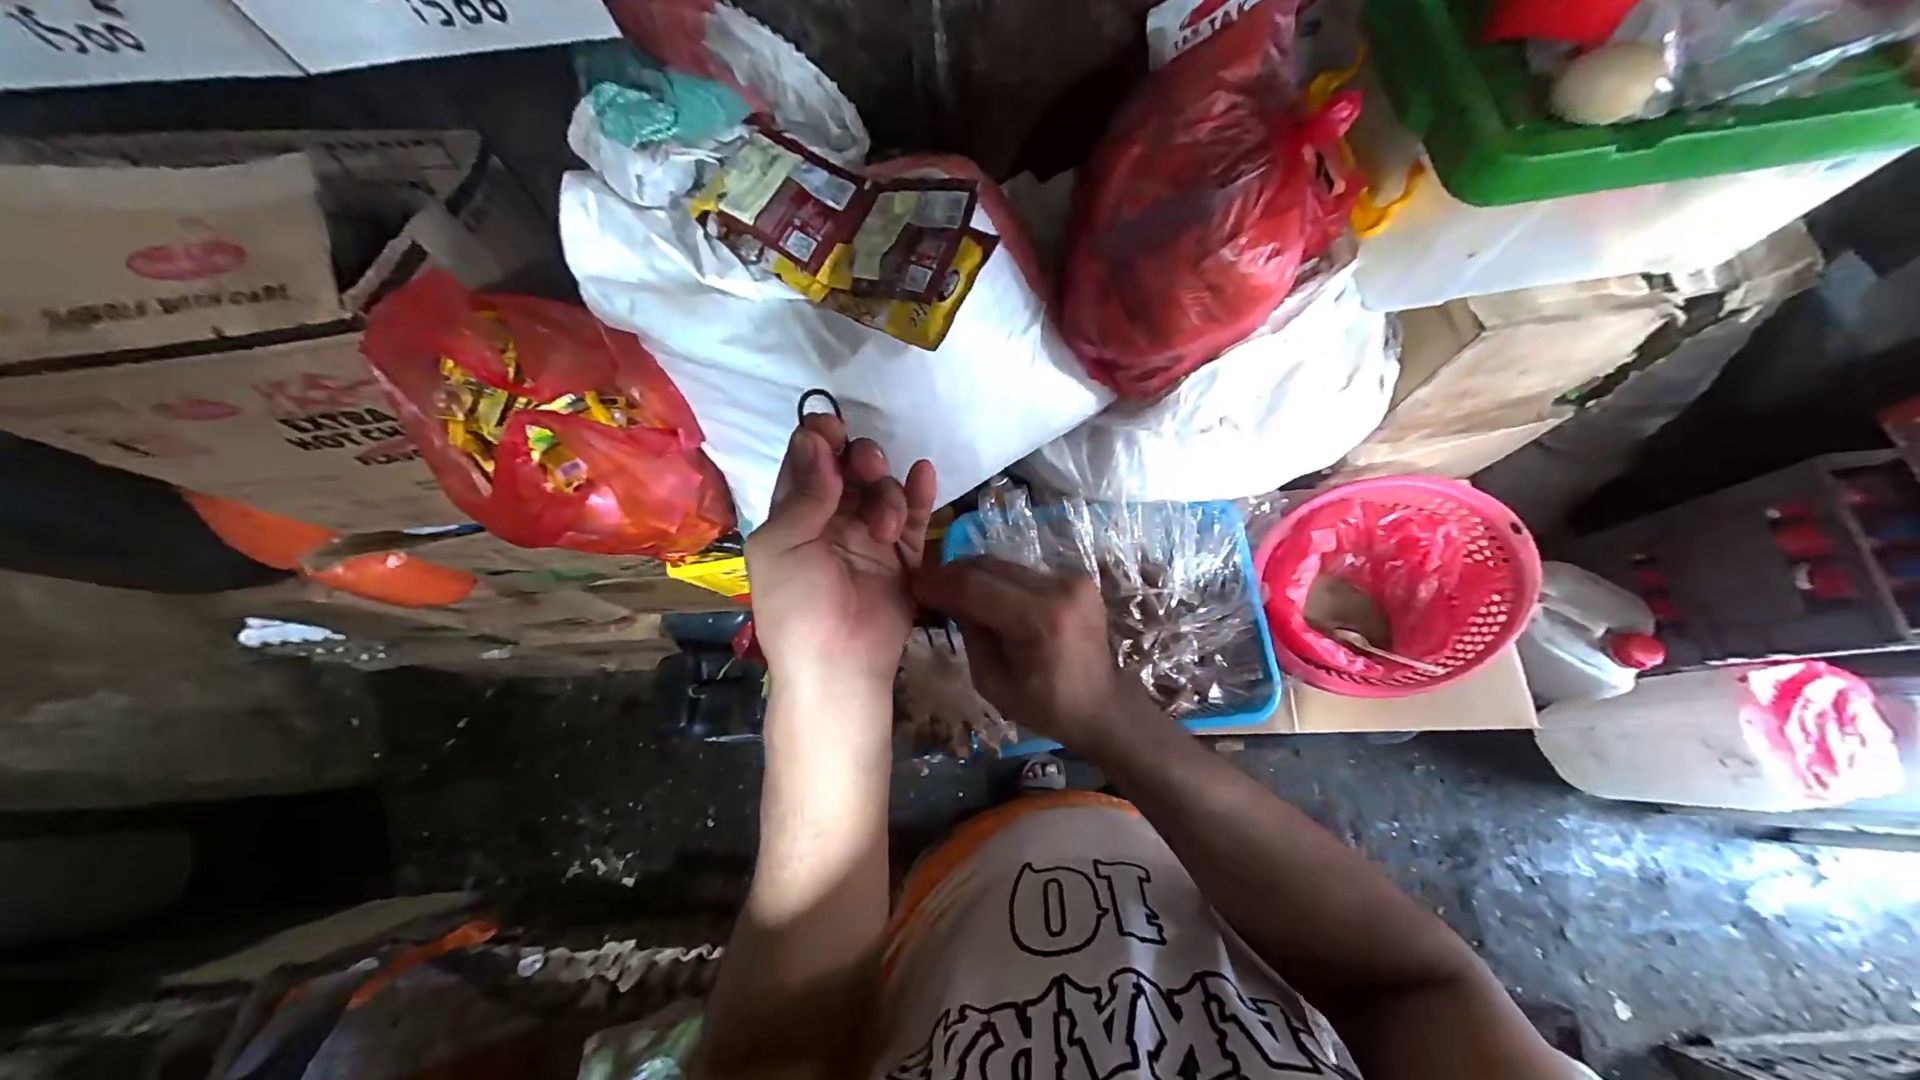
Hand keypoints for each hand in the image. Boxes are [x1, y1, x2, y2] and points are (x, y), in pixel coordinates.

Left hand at [745, 413, 935, 692]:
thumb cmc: (798, 606)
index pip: (806, 462)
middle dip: (859, 459)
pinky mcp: (904, 553)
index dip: (818, 439)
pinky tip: (924, 474)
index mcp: (793, 514)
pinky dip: (919, 492)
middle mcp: (832, 517)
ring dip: (887, 491)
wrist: (839, 663)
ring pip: (882, 487)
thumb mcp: (782, 547)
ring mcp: (870, 534)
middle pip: (849, 467)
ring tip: (885, 527)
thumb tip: (815, 438)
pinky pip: (914, 514)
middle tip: (865, 469)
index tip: (833, 428)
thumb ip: (804, 494)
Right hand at [911, 557, 1164, 752]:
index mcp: (1040, 620)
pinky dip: (999, 581)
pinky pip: (1024, 573)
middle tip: (927, 585)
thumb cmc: (1046, 706)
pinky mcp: (1076, 578)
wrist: (1103, 705)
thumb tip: (948, 598)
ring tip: (953, 591)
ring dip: (975, 575)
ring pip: (1005, 565)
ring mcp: (1072, 579)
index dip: (938, 582)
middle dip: (953, 574)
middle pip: (989, 567)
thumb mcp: (992, 681)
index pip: (975, 587)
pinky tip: (986, 597)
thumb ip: (970, 633)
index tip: (913, 583)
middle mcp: (1059, 589)